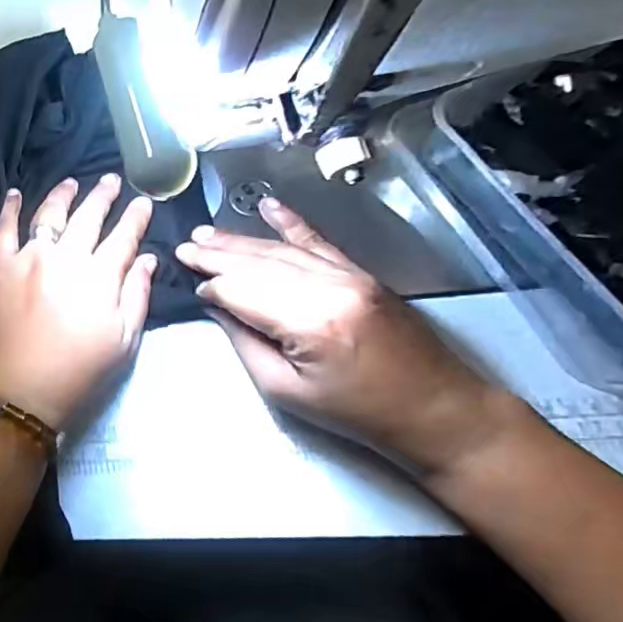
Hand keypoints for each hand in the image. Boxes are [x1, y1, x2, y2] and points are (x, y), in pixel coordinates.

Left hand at [0, 175, 157, 431]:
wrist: (20, 392)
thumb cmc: (80, 371)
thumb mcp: (124, 341)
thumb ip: (137, 295)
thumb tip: (147, 258)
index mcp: (99, 276)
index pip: (123, 236)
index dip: (136, 217)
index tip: (143, 200)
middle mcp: (65, 257)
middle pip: (89, 217)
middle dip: (103, 196)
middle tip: (111, 179)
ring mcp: (29, 258)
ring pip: (49, 215)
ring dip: (62, 195)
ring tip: (71, 183)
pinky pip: (4, 229)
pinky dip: (9, 209)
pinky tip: (14, 193)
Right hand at [175, 197, 520, 474]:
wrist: (435, 409)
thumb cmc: (359, 414)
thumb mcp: (289, 393)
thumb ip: (249, 344)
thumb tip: (220, 307)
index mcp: (310, 323)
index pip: (244, 291)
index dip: (213, 285)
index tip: (191, 282)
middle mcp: (329, 288)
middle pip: (260, 263)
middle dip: (219, 254)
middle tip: (187, 245)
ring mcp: (348, 275)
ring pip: (283, 249)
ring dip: (243, 240)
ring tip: (209, 232)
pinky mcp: (361, 272)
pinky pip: (319, 241)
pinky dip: (292, 223)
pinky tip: (270, 207)